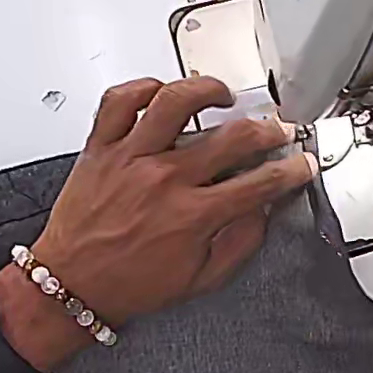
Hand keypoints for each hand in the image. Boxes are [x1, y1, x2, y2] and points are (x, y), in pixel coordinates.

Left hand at [0, 77, 316, 369]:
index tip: (299, 164)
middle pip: (232, 136)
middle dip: (268, 130)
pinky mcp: (102, 148)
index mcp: (193, 216)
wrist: (74, 285)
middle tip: (276, 130)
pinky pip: (120, 100)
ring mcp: (131, 158)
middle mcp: (165, 180)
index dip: (290, 170)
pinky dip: (143, 87)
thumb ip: (239, 244)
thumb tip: (263, 212)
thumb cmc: (130, 283)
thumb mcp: (199, 280)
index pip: (259, 182)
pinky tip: (162, 93)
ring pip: (176, 101)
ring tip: (222, 96)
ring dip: (209, 90)